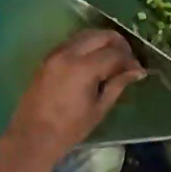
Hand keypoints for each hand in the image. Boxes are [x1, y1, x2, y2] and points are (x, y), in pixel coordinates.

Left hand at [0, 29, 144, 171]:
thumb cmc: (69, 129)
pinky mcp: (47, 58)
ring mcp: (55, 53)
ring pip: (85, 35)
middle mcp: (68, 53)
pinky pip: (72, 43)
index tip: (138, 70)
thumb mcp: (99, 108)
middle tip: (127, 59)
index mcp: (83, 68)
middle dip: (118, 43)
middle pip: (100, 35)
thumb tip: (137, 71)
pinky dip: (86, 45)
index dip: (129, 60)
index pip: (114, 53)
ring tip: (112, 59)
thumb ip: (118, 84)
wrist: (32, 137)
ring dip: (101, 42)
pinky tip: (93, 61)